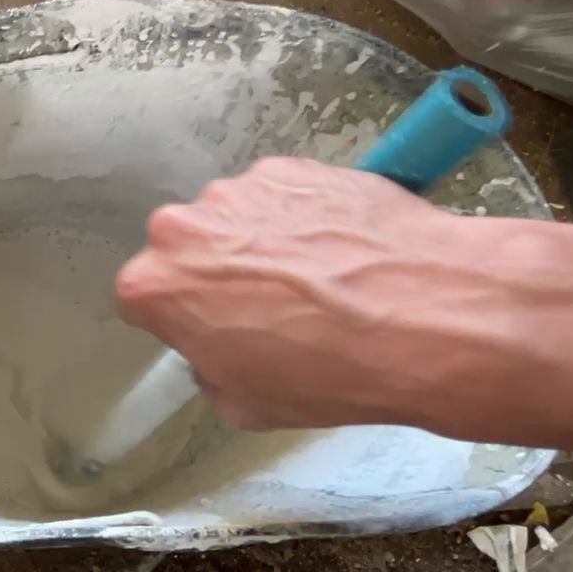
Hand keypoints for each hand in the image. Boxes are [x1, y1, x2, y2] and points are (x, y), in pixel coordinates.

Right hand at [115, 157, 479, 430]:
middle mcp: (180, 226)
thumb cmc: (325, 373)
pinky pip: (279, 196)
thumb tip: (220, 347)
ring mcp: (237, 189)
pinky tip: (339, 247)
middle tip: (265, 301)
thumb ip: (208, 367)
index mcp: (153, 285)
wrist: (429, 316)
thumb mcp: (244, 404)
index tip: (213, 329)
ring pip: (231, 218)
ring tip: (314, 273)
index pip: (143, 297)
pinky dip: (297, 216)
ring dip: (255, 240)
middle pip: (183, 249)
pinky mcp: (290, 167)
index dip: (179, 316)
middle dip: (211, 271)